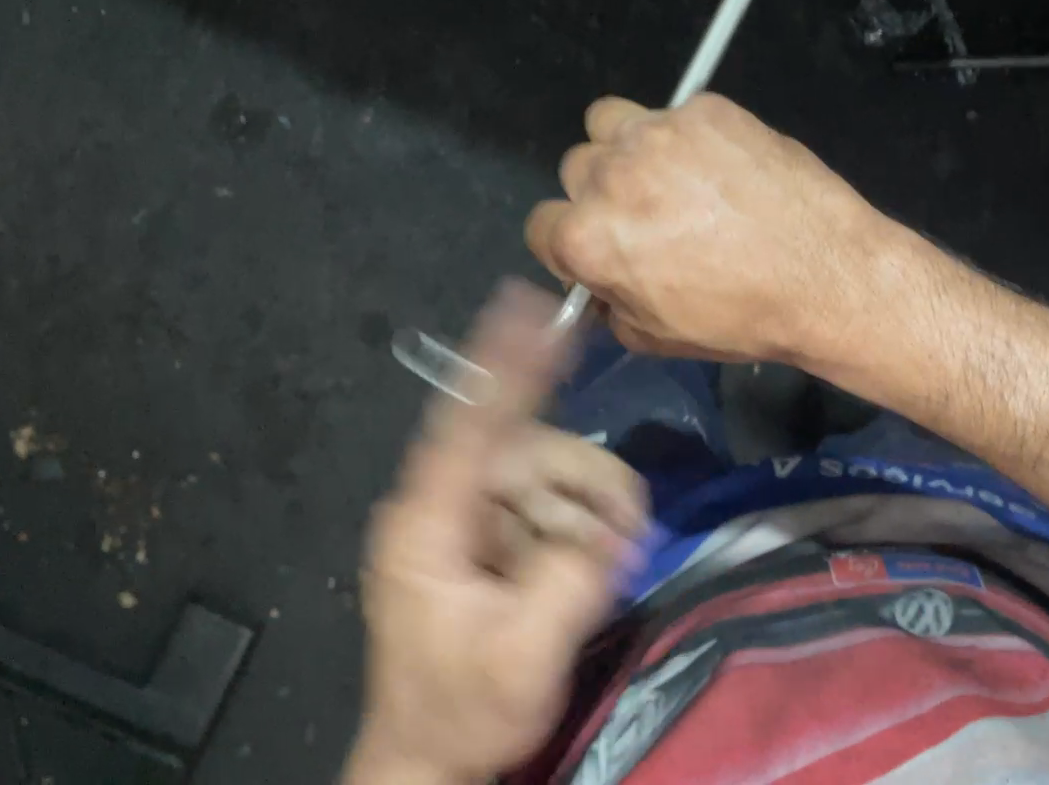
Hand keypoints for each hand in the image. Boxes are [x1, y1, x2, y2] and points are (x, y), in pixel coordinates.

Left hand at [347, 281, 647, 784]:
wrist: (429, 760)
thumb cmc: (456, 713)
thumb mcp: (517, 658)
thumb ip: (567, 581)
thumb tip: (614, 525)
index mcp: (429, 523)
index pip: (468, 422)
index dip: (502, 361)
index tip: (531, 309)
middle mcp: (447, 504)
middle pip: (531, 451)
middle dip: (580, 488)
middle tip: (619, 534)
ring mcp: (472, 518)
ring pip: (550, 475)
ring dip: (587, 513)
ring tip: (601, 566)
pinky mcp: (494, 536)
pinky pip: (552, 503)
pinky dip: (582, 527)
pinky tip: (589, 565)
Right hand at [526, 94, 891, 362]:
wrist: (827, 276)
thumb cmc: (741, 319)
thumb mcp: (655, 336)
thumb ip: (608, 304)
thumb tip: (598, 284)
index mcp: (589, 236)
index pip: (541, 225)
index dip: (568, 245)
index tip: (601, 250)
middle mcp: (612, 175)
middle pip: (577, 169)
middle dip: (601, 195)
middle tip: (648, 215)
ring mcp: (659, 132)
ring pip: (610, 123)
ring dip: (627, 149)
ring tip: (671, 175)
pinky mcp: (705, 109)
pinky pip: (673, 115)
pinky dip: (687, 138)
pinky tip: (723, 167)